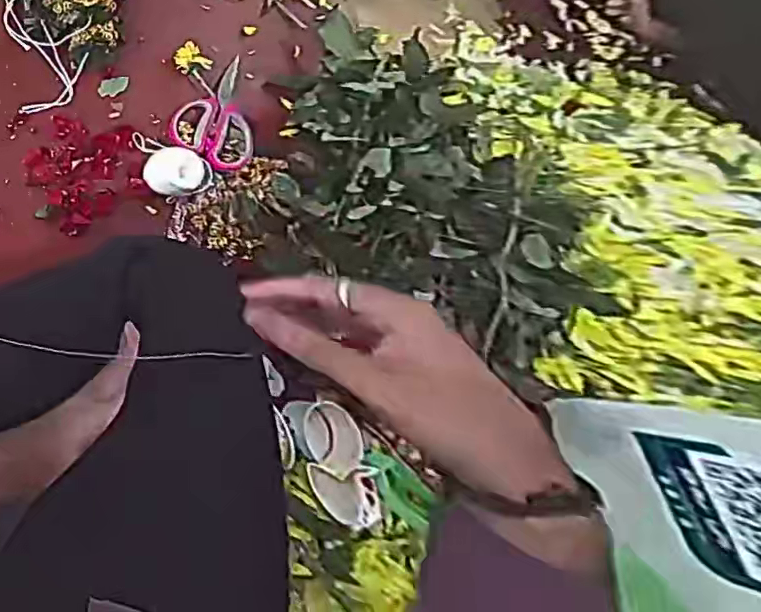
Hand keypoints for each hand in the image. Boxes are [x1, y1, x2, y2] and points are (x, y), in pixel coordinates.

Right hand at [242, 276, 606, 571]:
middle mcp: (399, 317)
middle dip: (291, 307)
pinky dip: (328, 350)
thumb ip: (313, 348)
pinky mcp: (407, 368)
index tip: (243, 295)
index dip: (281, 289)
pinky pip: (357, 348)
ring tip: (266, 331)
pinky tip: (305, 356)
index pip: (325, 287)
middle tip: (247, 314)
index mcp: (396, 308)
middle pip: (333, 304)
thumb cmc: (445, 417)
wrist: (517, 474)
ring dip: (307, 329)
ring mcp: (405, 343)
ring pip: (344, 327)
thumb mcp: (373, 382)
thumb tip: (259, 317)